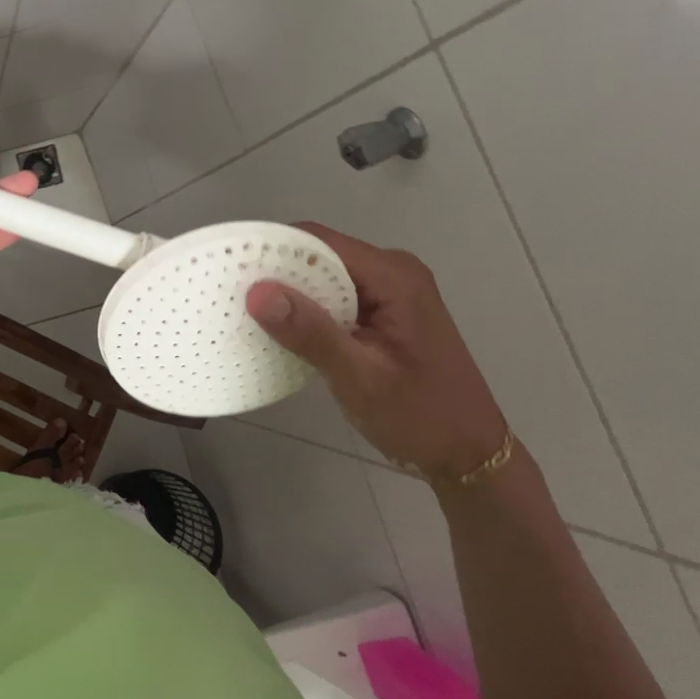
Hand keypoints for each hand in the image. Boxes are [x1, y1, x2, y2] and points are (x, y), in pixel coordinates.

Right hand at [245, 223, 507, 481]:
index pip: (319, 241)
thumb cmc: (422, 417)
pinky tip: (278, 325)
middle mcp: (394, 273)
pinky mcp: (383, 311)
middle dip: (274, 268)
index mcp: (395, 278)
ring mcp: (390, 292)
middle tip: (228, 289)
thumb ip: (311, 333)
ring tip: (243, 306)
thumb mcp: (361, 378)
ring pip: (323, 274)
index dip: (272, 247)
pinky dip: (305, 306)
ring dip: (287, 289)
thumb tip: (257, 292)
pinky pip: (333, 294)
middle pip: (319, 253)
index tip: (228, 265)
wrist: (471, 457)